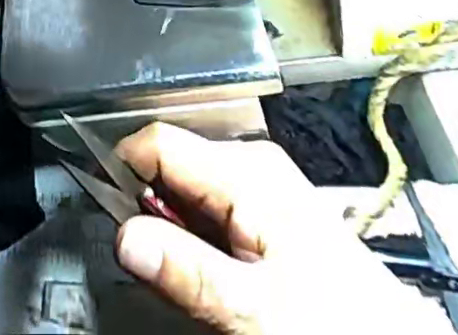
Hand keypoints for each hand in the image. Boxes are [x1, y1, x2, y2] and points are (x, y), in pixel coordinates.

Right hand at [112, 124, 442, 334]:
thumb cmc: (345, 328)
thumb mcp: (256, 309)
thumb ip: (186, 269)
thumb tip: (123, 237)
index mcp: (247, 170)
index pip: (154, 141)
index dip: (122, 172)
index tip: (112, 216)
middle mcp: (252, 163)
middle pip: (168, 163)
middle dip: (153, 208)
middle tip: (170, 266)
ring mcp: (260, 182)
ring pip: (185, 186)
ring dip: (175, 225)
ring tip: (204, 276)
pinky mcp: (265, 204)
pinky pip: (208, 204)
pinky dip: (198, 234)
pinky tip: (221, 271)